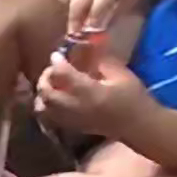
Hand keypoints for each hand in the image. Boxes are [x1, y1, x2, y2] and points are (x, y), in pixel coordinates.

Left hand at [36, 51, 157, 136]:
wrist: (135, 125)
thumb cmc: (133, 97)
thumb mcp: (123, 75)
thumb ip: (102, 63)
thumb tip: (86, 50)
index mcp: (92, 93)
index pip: (65, 76)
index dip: (57, 64)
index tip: (56, 55)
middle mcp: (76, 107)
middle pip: (47, 94)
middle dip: (45, 78)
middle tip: (51, 69)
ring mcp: (70, 119)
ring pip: (42, 108)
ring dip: (41, 93)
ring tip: (50, 83)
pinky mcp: (68, 126)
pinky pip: (46, 116)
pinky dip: (44, 105)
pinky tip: (51, 97)